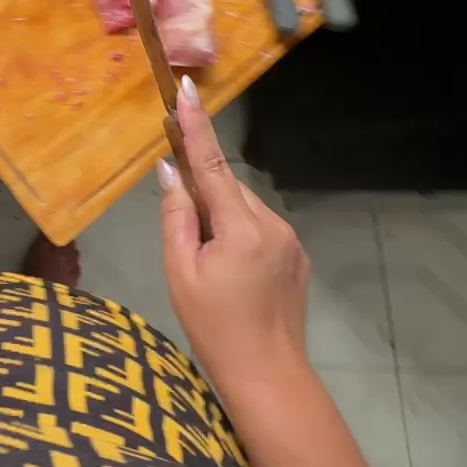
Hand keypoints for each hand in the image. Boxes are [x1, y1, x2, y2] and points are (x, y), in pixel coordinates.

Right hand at [159, 75, 310, 383]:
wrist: (269, 375)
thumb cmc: (213, 326)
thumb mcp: (179, 270)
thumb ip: (175, 216)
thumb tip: (169, 172)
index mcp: (242, 228)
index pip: (212, 164)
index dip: (196, 125)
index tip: (186, 90)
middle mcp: (273, 224)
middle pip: (226, 186)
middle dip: (202, 193)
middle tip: (185, 235)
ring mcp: (290, 239)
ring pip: (241, 205)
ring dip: (219, 214)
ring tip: (208, 260)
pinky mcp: (296, 254)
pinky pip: (257, 224)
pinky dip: (237, 229)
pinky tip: (230, 267)